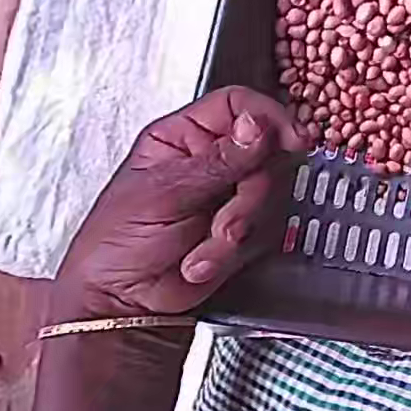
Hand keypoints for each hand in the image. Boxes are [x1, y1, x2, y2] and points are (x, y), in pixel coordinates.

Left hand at [48, 87, 310, 324]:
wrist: (122, 304)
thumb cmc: (118, 242)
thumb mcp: (165, 194)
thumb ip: (219, 160)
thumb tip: (257, 125)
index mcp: (183, 137)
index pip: (237, 106)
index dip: (267, 117)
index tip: (292, 139)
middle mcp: (212, 159)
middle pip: (264, 151)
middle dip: (249, 192)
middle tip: (226, 220)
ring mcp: (229, 193)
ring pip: (268, 192)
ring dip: (239, 224)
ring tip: (206, 245)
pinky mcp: (242, 226)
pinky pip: (264, 227)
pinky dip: (233, 249)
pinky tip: (202, 261)